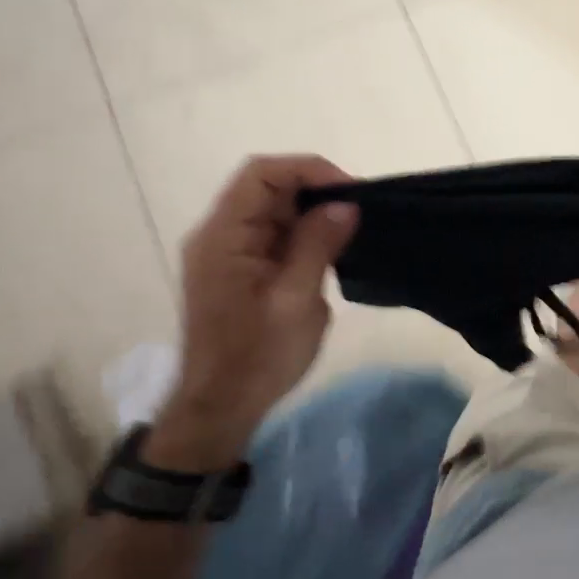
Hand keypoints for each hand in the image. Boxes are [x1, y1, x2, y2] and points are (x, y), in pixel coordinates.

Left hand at [147, 156, 358, 469]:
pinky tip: (332, 250)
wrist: (220, 408)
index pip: (262, 174)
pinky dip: (304, 232)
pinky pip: (273, 234)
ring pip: (273, 209)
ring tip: (352, 229)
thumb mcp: (296, 300)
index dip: (308, 170)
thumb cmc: (257, 356)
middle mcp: (219, 235)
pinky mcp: (240, 270)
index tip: (350, 191)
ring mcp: (228, 253)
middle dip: (316, 190)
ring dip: (313, 212)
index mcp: (224, 237)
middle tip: (360, 211)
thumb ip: (318, 245)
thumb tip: (344, 205)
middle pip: (267, 187)